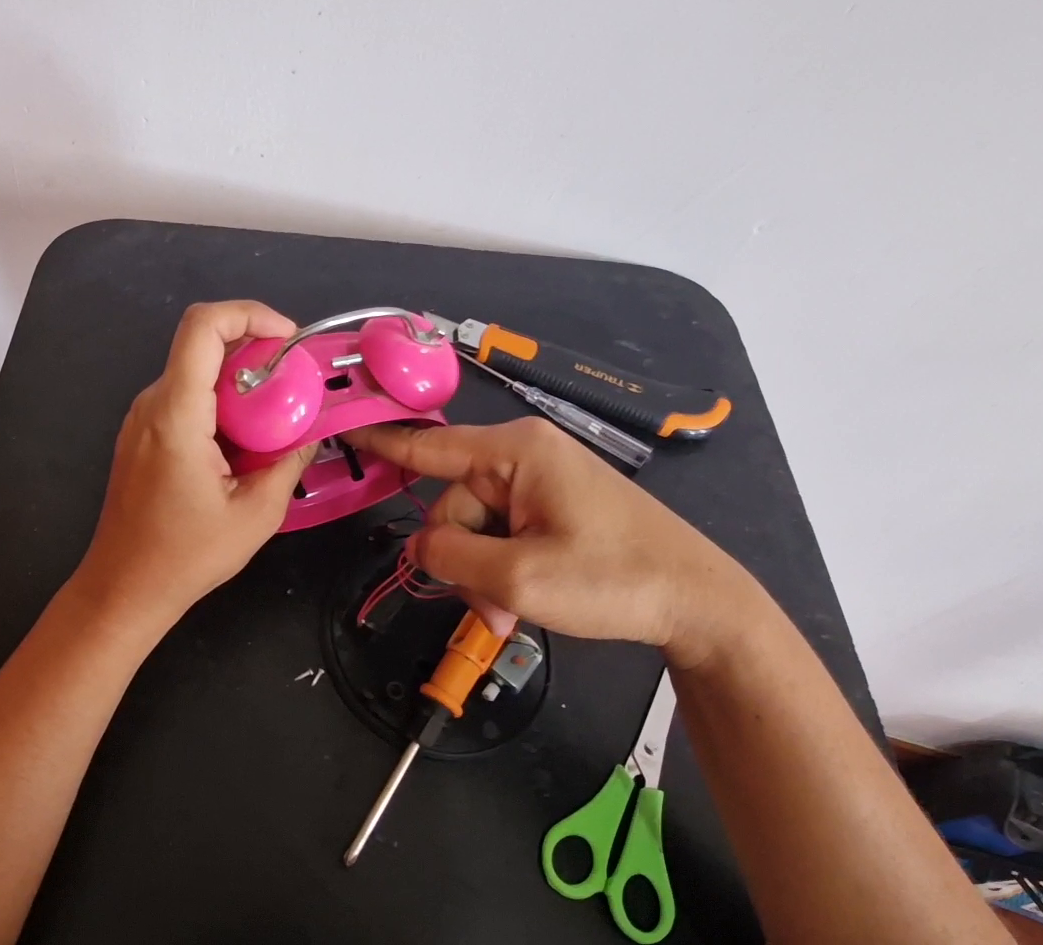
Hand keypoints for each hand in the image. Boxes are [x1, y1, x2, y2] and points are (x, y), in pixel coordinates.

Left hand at [71, 302, 315, 630]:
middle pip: (204, 347)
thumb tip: (313, 429)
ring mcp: (142, 419)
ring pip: (197, 373)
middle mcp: (152, 404)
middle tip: (297, 388)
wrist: (124, 588)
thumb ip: (289, 462)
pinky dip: (221, 405)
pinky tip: (246, 443)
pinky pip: (186, 398)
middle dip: (256, 354)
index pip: (203, 325)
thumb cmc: (186, 555)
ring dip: (240, 384)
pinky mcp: (142, 435)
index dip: (249, 313)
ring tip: (278, 421)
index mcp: (176, 413)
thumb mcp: (257, 513)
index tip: (289, 339)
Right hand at [343, 419, 760, 667]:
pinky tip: (522, 602)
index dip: (382, 443)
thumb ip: (451, 556)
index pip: (429, 445)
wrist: (700, 602)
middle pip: (454, 503)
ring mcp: (541, 480)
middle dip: (461, 558)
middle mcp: (524, 455)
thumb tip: (420, 546)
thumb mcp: (519, 577)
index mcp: (515, 452)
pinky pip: (503, 531)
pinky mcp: (554, 504)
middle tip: (491, 609)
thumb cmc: (614, 581)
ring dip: (483, 573)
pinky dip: (503, 568)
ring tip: (512, 614)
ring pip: (476, 525)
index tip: (342, 429)